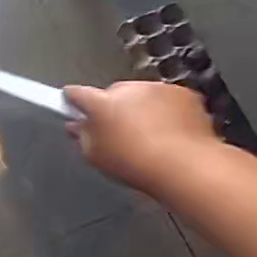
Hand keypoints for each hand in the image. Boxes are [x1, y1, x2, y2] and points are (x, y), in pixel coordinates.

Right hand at [63, 81, 221, 189]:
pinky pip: (166, 99)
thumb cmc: (139, 165)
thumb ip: (82, 137)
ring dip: (140, 109)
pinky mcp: (181, 93)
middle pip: (112, 93)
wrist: (185, 167)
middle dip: (113, 108)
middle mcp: (127, 90)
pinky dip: (165, 111)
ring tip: (147, 138)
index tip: (71, 102)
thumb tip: (78, 128)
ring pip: (141, 95)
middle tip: (117, 133)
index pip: (78, 93)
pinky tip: (167, 134)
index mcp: (101, 104)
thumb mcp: (96, 157)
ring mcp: (156, 89)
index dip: (72, 98)